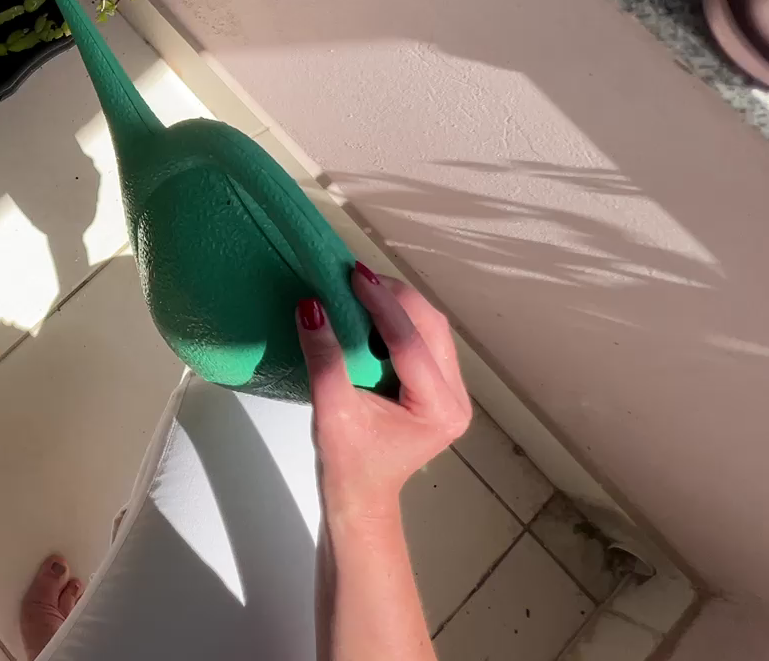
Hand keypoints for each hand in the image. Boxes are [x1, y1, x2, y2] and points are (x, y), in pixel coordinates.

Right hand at [297, 262, 470, 517]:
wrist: (361, 492)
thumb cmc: (347, 459)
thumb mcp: (331, 410)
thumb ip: (324, 359)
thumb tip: (311, 306)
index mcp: (439, 408)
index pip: (411, 343)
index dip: (382, 305)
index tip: (352, 274)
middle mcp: (457, 396)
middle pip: (432, 327)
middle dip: (394, 296)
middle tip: (353, 275)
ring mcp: (451, 389)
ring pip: (431, 327)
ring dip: (397, 302)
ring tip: (358, 285)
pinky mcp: (437, 383)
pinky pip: (423, 336)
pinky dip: (397, 315)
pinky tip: (368, 306)